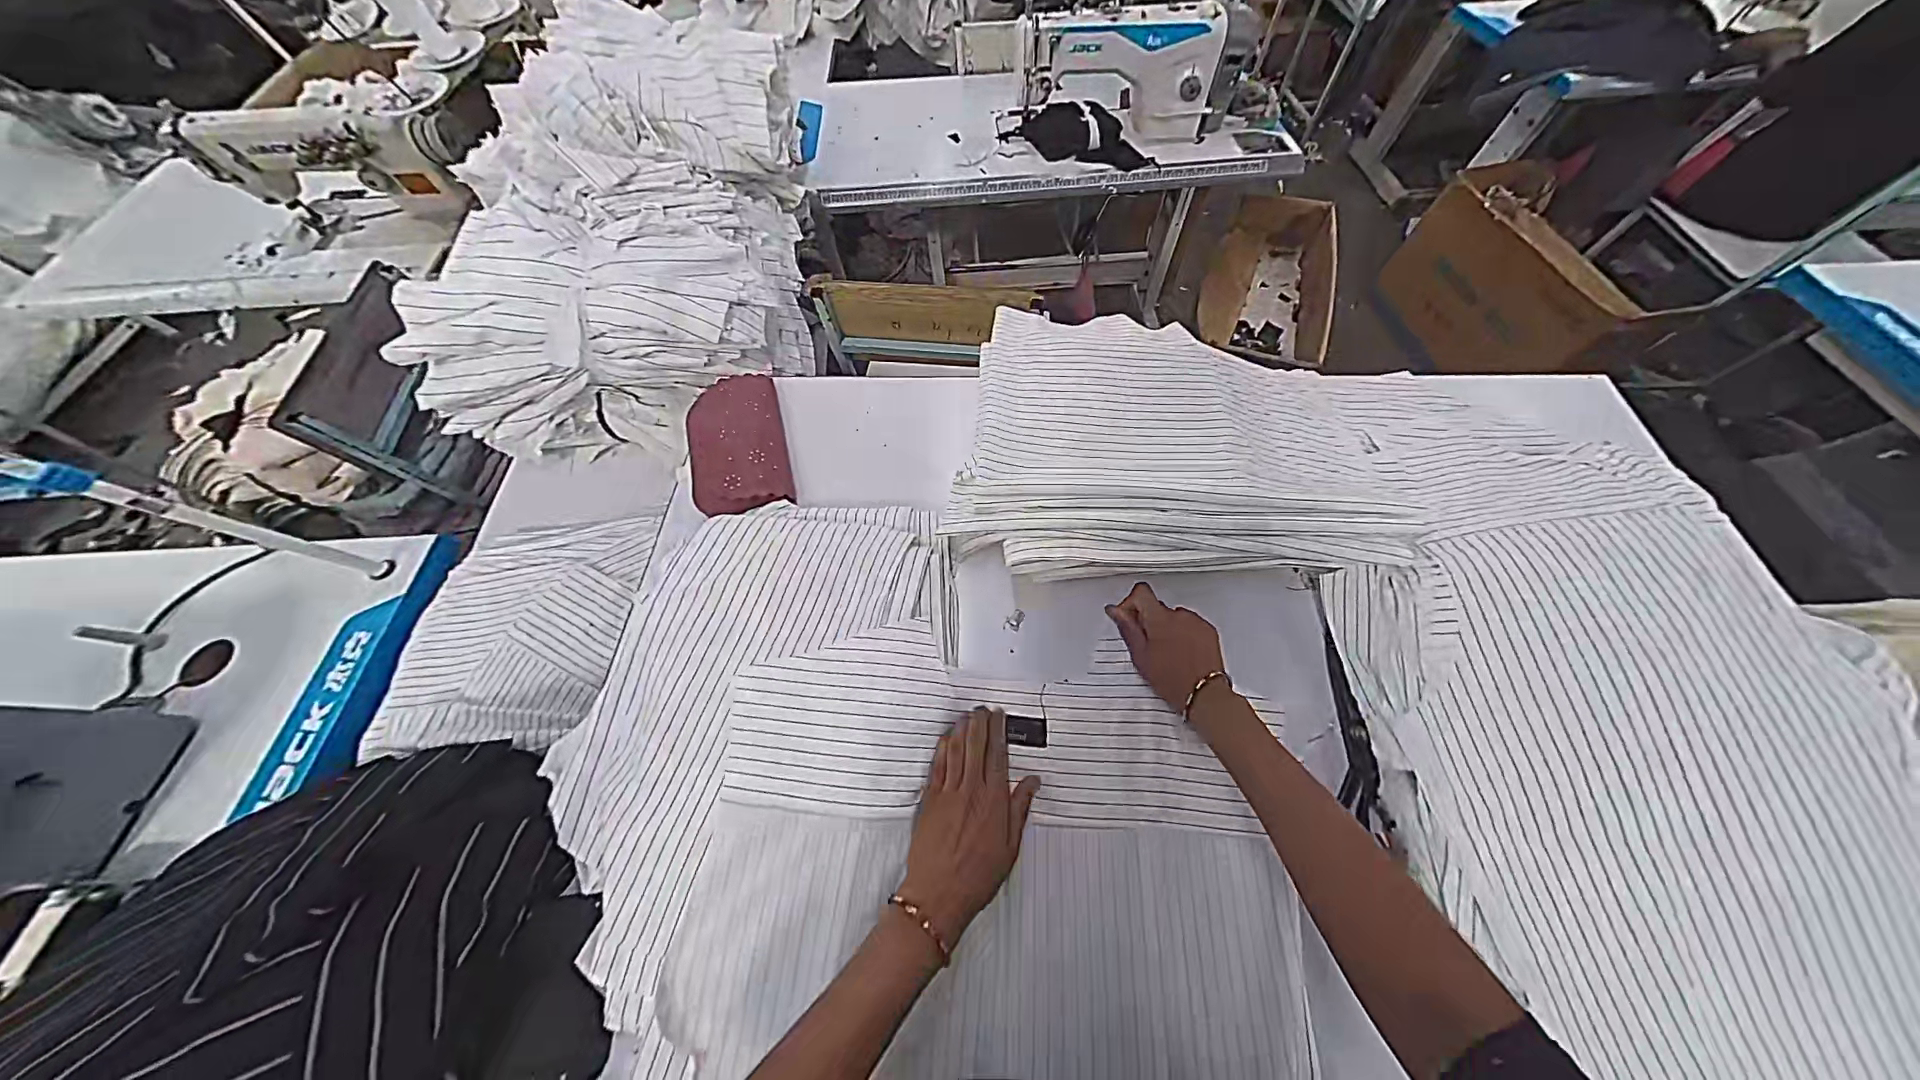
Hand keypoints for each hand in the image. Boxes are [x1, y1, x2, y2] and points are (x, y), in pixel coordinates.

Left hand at [897, 706, 1040, 949]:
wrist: (939, 894)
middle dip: (980, 723)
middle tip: (983, 710)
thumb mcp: (1010, 846)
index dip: (998, 732)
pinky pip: (937, 766)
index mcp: (994, 801)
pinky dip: (942, 748)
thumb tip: (1031, 783)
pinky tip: (946, 738)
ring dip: (961, 730)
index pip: (997, 755)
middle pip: (976, 746)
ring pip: (956, 751)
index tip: (999, 717)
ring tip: (966, 716)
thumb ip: (1019, 809)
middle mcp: (971, 791)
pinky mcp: (930, 800)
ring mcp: (948, 794)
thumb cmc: (976, 876)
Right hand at [1105, 582, 1227, 712]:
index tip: (1129, 618)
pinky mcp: (1208, 630)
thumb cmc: (1171, 679)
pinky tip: (1181, 653)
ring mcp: (1196, 622)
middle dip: (1149, 621)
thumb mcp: (1140, 656)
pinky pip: (1190, 624)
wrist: (1203, 693)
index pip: (1141, 592)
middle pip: (1157, 607)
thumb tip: (1115, 611)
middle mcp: (1179, 615)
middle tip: (1148, 646)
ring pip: (1174, 617)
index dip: (1131, 604)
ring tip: (1166, 653)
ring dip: (1167, 628)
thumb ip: (1127, 628)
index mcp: (1159, 619)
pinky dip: (1183, 634)